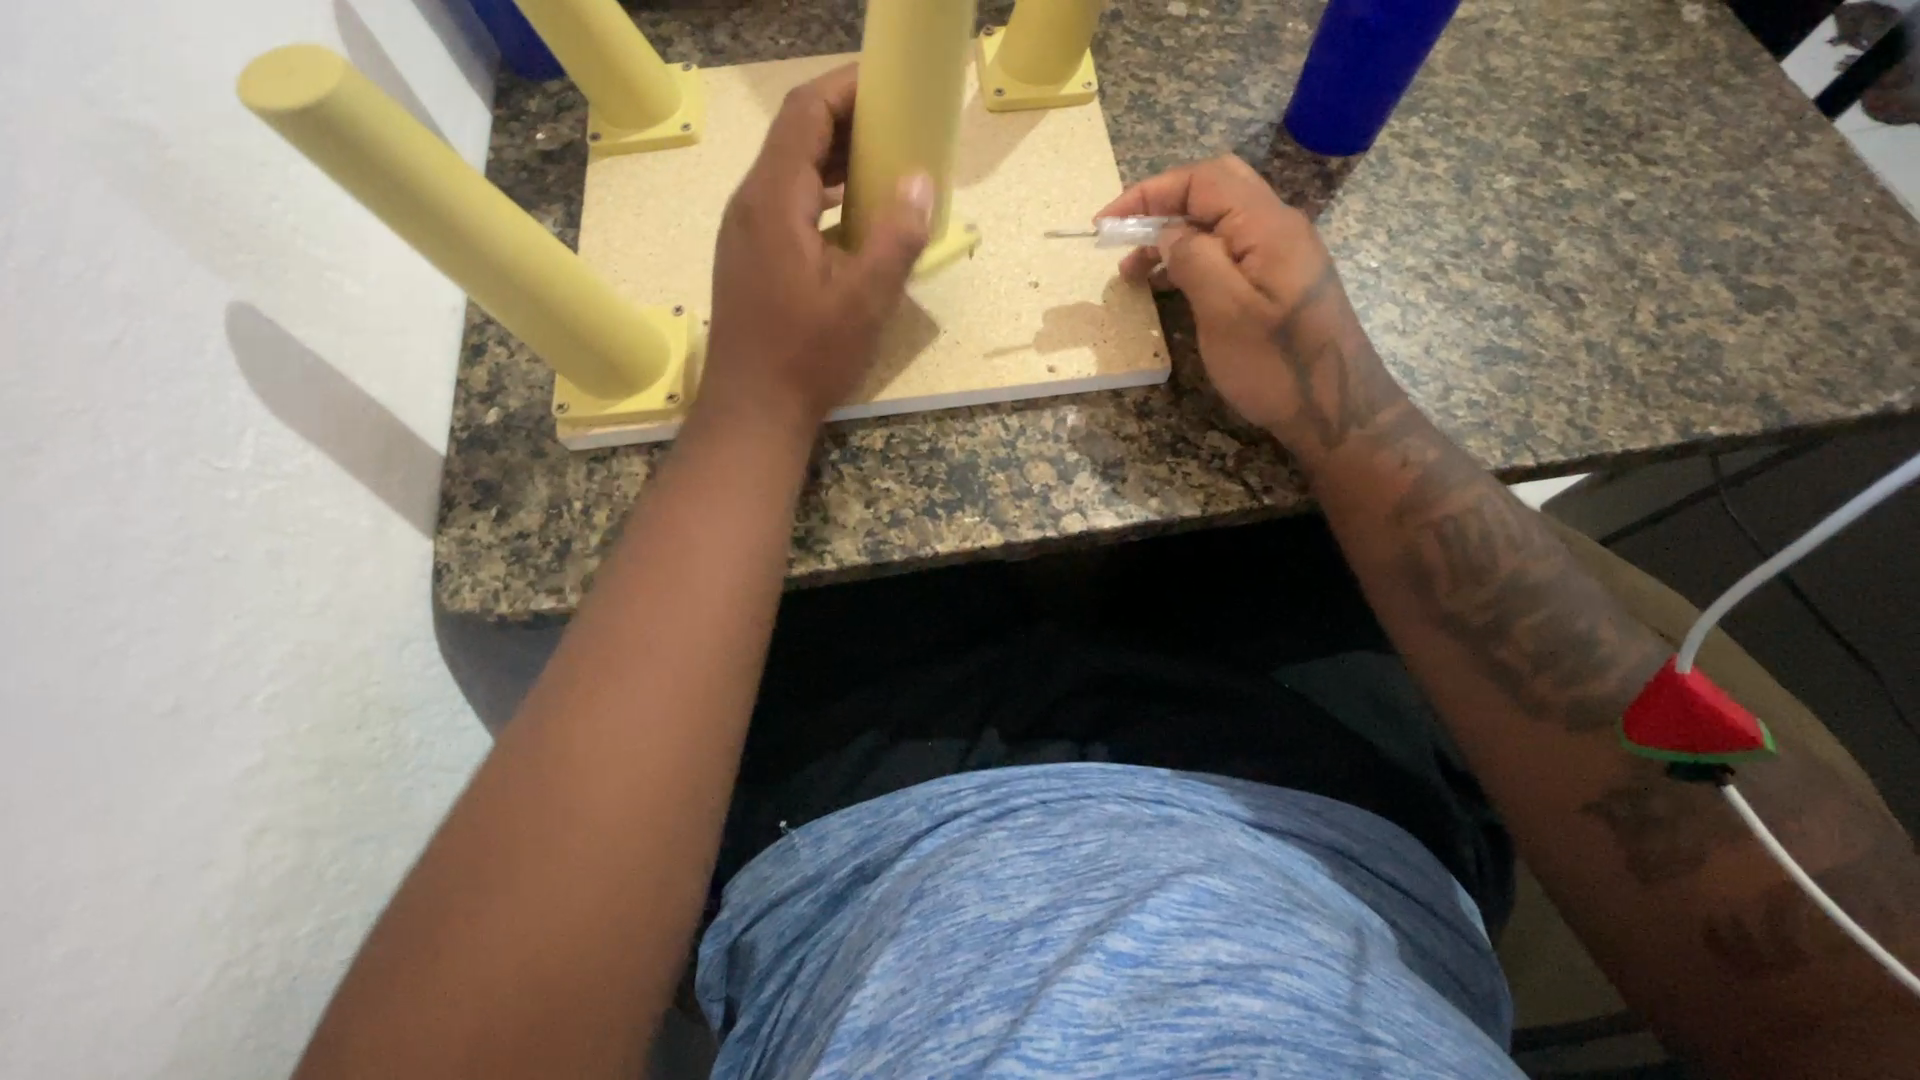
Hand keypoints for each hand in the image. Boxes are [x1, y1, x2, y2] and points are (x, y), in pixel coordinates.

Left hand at [699, 65, 934, 433]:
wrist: (752, 410)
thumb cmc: (807, 357)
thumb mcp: (865, 300)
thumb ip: (896, 236)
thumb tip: (921, 181)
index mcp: (774, 201)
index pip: (805, 113)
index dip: (846, 87)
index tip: (890, 84)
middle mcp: (751, 205)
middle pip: (796, 136)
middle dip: (847, 120)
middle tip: (900, 123)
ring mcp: (746, 232)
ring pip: (791, 172)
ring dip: (837, 159)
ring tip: (888, 163)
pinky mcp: (751, 258)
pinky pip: (788, 204)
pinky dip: (825, 194)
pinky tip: (859, 215)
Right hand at [1100, 156, 1404, 466]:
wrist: (1336, 411)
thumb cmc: (1277, 366)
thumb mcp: (1225, 312)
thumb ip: (1194, 260)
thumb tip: (1169, 233)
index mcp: (1267, 225)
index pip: (1203, 180)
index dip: (1149, 193)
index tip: (1104, 225)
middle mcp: (1278, 227)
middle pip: (1214, 190)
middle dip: (1162, 205)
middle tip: (1122, 236)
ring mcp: (1282, 255)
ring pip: (1220, 222)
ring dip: (1173, 235)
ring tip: (1133, 271)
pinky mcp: (1279, 281)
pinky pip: (1230, 251)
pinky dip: (1193, 258)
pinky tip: (1169, 285)